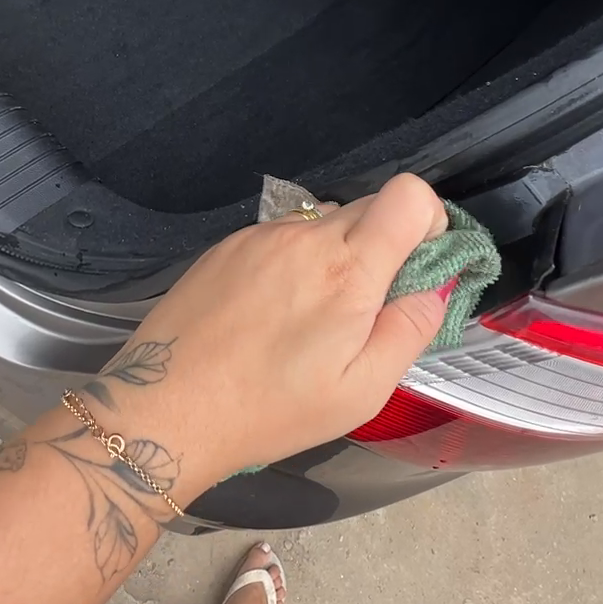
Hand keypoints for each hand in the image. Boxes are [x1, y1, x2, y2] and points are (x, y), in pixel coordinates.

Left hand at [82, 173, 450, 493]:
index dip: (427, 220)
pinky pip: (278, 234)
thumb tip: (433, 287)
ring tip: (310, 312)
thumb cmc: (271, 408)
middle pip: (367, 206)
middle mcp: (302, 236)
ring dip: (334, 251)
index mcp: (347, 269)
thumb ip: (409, 328)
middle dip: (384, 243)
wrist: (169, 404)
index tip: (419, 264)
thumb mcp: (361, 391)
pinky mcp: (225, 244)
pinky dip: (291, 258)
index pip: (408, 194)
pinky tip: (269, 307)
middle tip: (365, 304)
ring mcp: (258, 235)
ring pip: (320, 221)